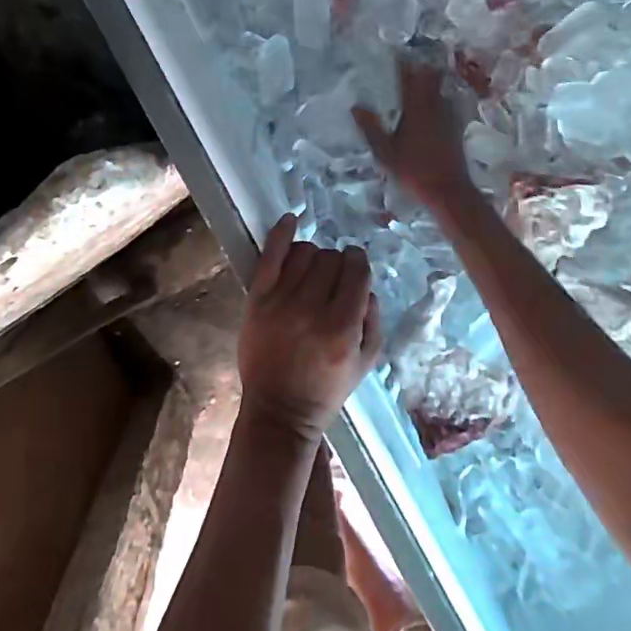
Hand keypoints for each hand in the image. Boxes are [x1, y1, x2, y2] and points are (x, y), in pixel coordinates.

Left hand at [237, 214, 382, 440]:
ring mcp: (281, 302)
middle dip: (337, 263)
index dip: (358, 263)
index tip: (355, 267)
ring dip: (314, 256)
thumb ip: (373, 319)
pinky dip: (281, 233)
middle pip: (331, 259)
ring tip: (312, 271)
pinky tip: (290, 221)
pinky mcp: (257, 299)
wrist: (279, 409)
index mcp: (342, 327)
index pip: (356, 271)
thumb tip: (366, 284)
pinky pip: (270, 255)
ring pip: (305, 253)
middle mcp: (312, 309)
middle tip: (332, 280)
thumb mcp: (366, 363)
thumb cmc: (327, 388)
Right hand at [353, 55, 473, 207]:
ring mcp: (448, 116)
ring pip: (439, 90)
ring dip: (429, 82)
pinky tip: (430, 107)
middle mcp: (435, 107)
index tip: (394, 53)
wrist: (449, 190)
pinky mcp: (455, 127)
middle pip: (429, 78)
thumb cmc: (414, 171)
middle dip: (419, 68)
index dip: (402, 64)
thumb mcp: (385, 153)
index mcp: (416, 109)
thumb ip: (371, 128)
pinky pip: (445, 104)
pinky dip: (436, 99)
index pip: (409, 78)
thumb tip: (356, 106)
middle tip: (407, 63)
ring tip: (416, 81)